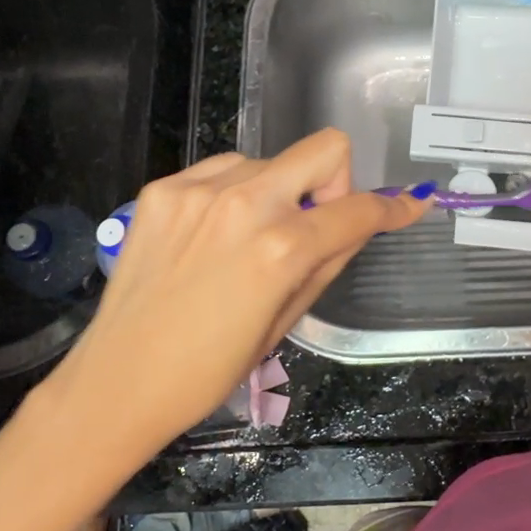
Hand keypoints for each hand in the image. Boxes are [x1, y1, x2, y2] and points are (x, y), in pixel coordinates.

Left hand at [44, 129, 431, 456]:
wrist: (118, 382)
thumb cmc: (210, 370)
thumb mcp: (285, 320)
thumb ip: (327, 261)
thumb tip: (357, 224)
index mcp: (282, 248)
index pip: (359, 210)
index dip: (394, 209)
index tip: (411, 204)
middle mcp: (246, 203)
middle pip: (326, 148)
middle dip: (335, 183)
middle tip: (312, 224)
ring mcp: (199, 189)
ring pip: (270, 160)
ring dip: (276, 192)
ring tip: (247, 240)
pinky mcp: (163, 188)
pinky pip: (222, 170)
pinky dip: (233, 194)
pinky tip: (211, 235)